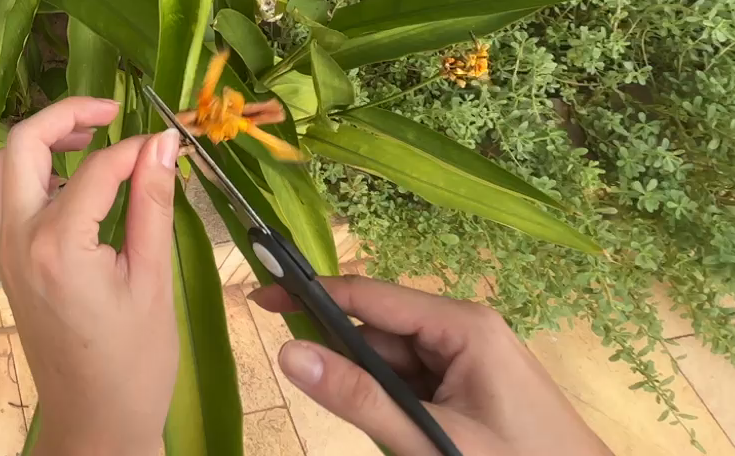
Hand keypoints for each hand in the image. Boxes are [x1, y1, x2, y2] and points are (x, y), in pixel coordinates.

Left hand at [0, 98, 181, 455]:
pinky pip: (4, 194)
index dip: (135, 148)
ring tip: (90, 138)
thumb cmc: (134, 365)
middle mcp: (17, 237)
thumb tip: (164, 143)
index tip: (166, 143)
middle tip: (110, 112)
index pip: (96, 167)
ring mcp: (3, 247)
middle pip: (21, 143)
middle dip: (64, 115)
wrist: (93, 424)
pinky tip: (71, 181)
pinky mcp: (4, 258)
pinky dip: (31, 171)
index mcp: (58, 245)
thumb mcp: (154, 282)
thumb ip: (154, 204)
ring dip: (41, 140)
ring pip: (3, 164)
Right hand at [250, 276, 609, 455]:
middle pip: (377, 329)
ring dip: (377, 394)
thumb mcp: (437, 443)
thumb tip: (285, 351)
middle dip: (350, 363)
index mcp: (462, 324)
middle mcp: (464, 328)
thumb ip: (360, 398)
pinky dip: (399, 406)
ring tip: (396, 440)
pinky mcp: (475, 386)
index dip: (310, 295)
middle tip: (327, 396)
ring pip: (393, 360)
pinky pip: (415, 382)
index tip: (259, 298)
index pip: (367, 294)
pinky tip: (408, 439)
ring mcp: (472, 357)